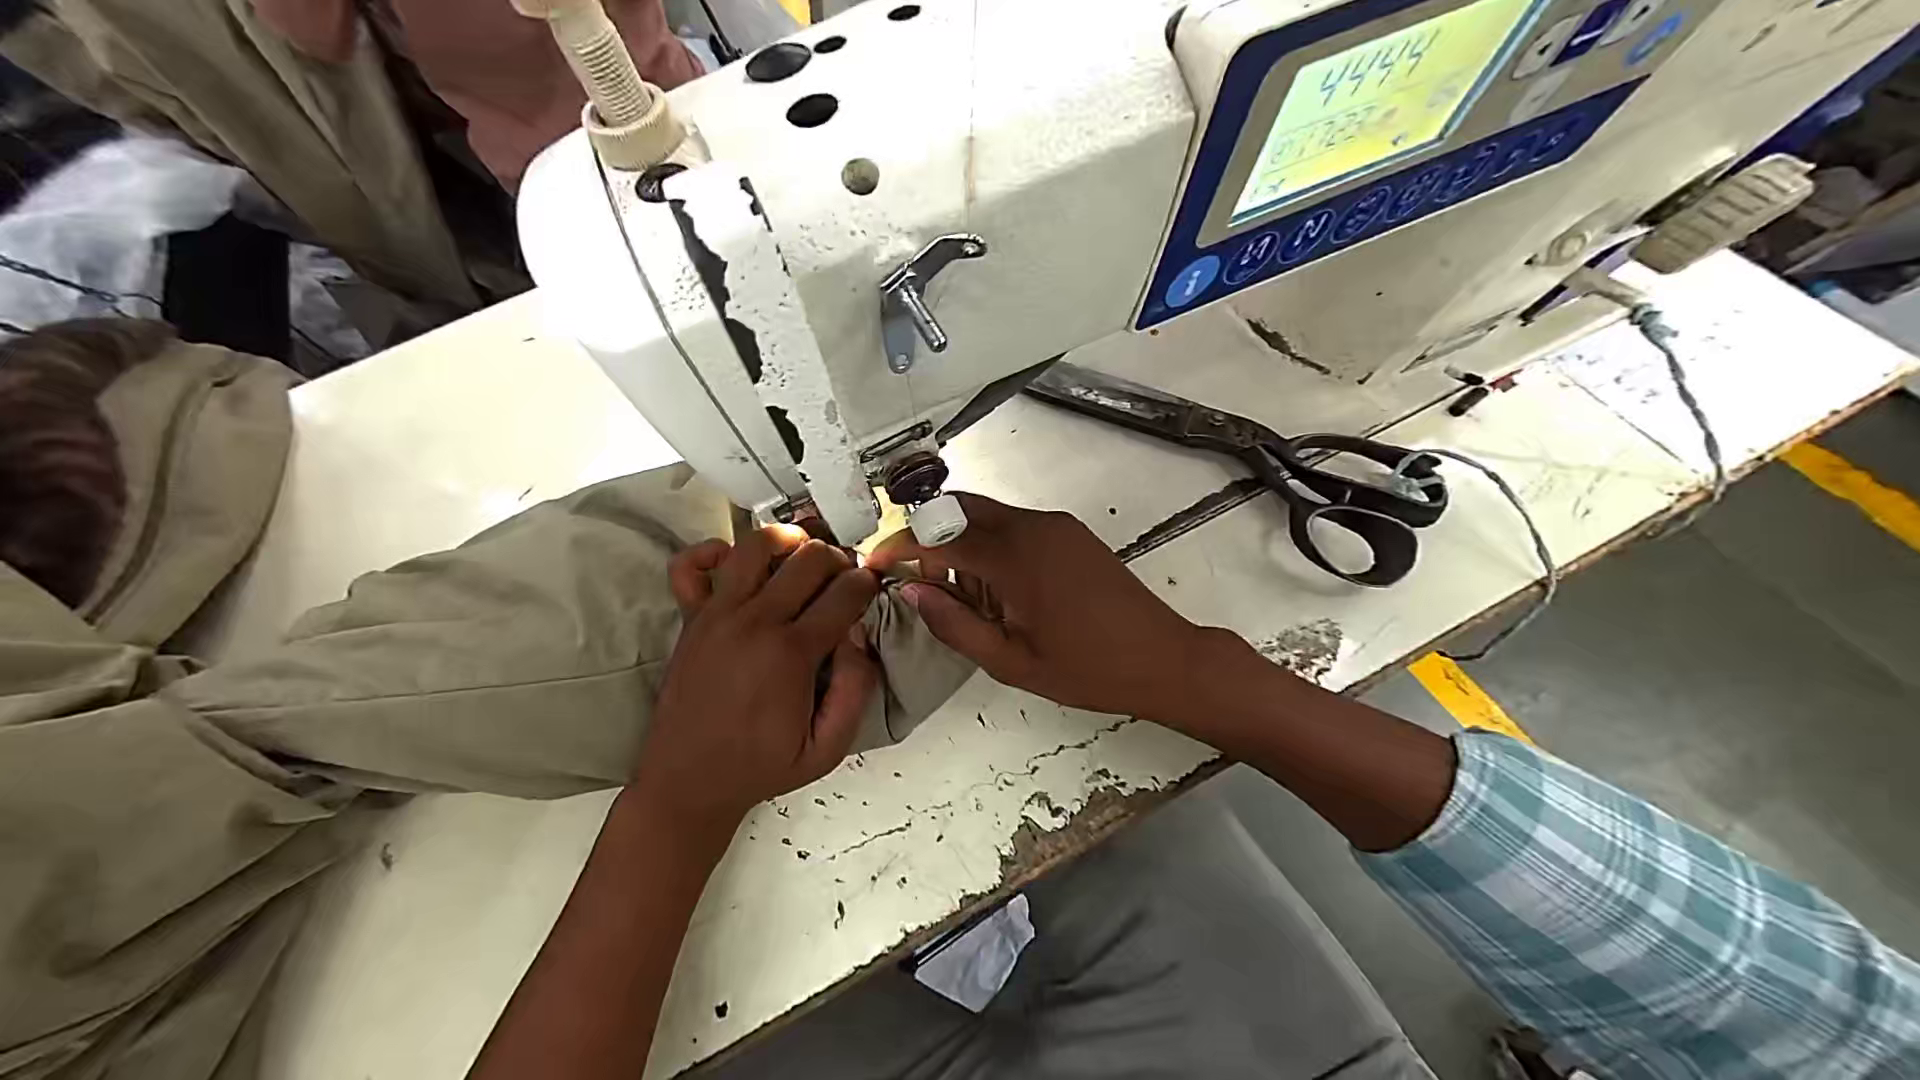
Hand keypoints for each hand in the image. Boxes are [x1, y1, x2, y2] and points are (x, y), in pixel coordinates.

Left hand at [635, 526, 879, 834]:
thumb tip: (857, 635)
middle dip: (838, 560)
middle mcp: (755, 623)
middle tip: (843, 578)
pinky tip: (737, 565)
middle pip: (808, 558)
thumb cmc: (762, 766)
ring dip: (787, 540)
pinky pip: (689, 565)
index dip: (867, 584)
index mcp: (792, 654)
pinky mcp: (691, 618)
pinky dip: (712, 552)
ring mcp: (717, 615)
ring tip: (801, 556)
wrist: (687, 781)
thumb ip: (857, 689)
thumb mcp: (829, 747)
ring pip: (755, 545)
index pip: (845, 593)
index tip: (870, 589)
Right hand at [868, 494, 1216, 723]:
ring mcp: (1056, 525)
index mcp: (1016, 557)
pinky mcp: (1070, 532)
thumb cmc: (1089, 668)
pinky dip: (990, 545)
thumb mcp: (1010, 661)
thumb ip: (954, 624)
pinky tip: (998, 589)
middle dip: (929, 536)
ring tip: (963, 597)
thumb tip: (912, 593)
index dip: (901, 546)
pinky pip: (1015, 525)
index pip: (940, 535)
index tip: (876, 562)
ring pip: (987, 514)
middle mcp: (1034, 526)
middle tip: (919, 580)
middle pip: (960, 508)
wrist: (1163, 657)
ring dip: (961, 543)